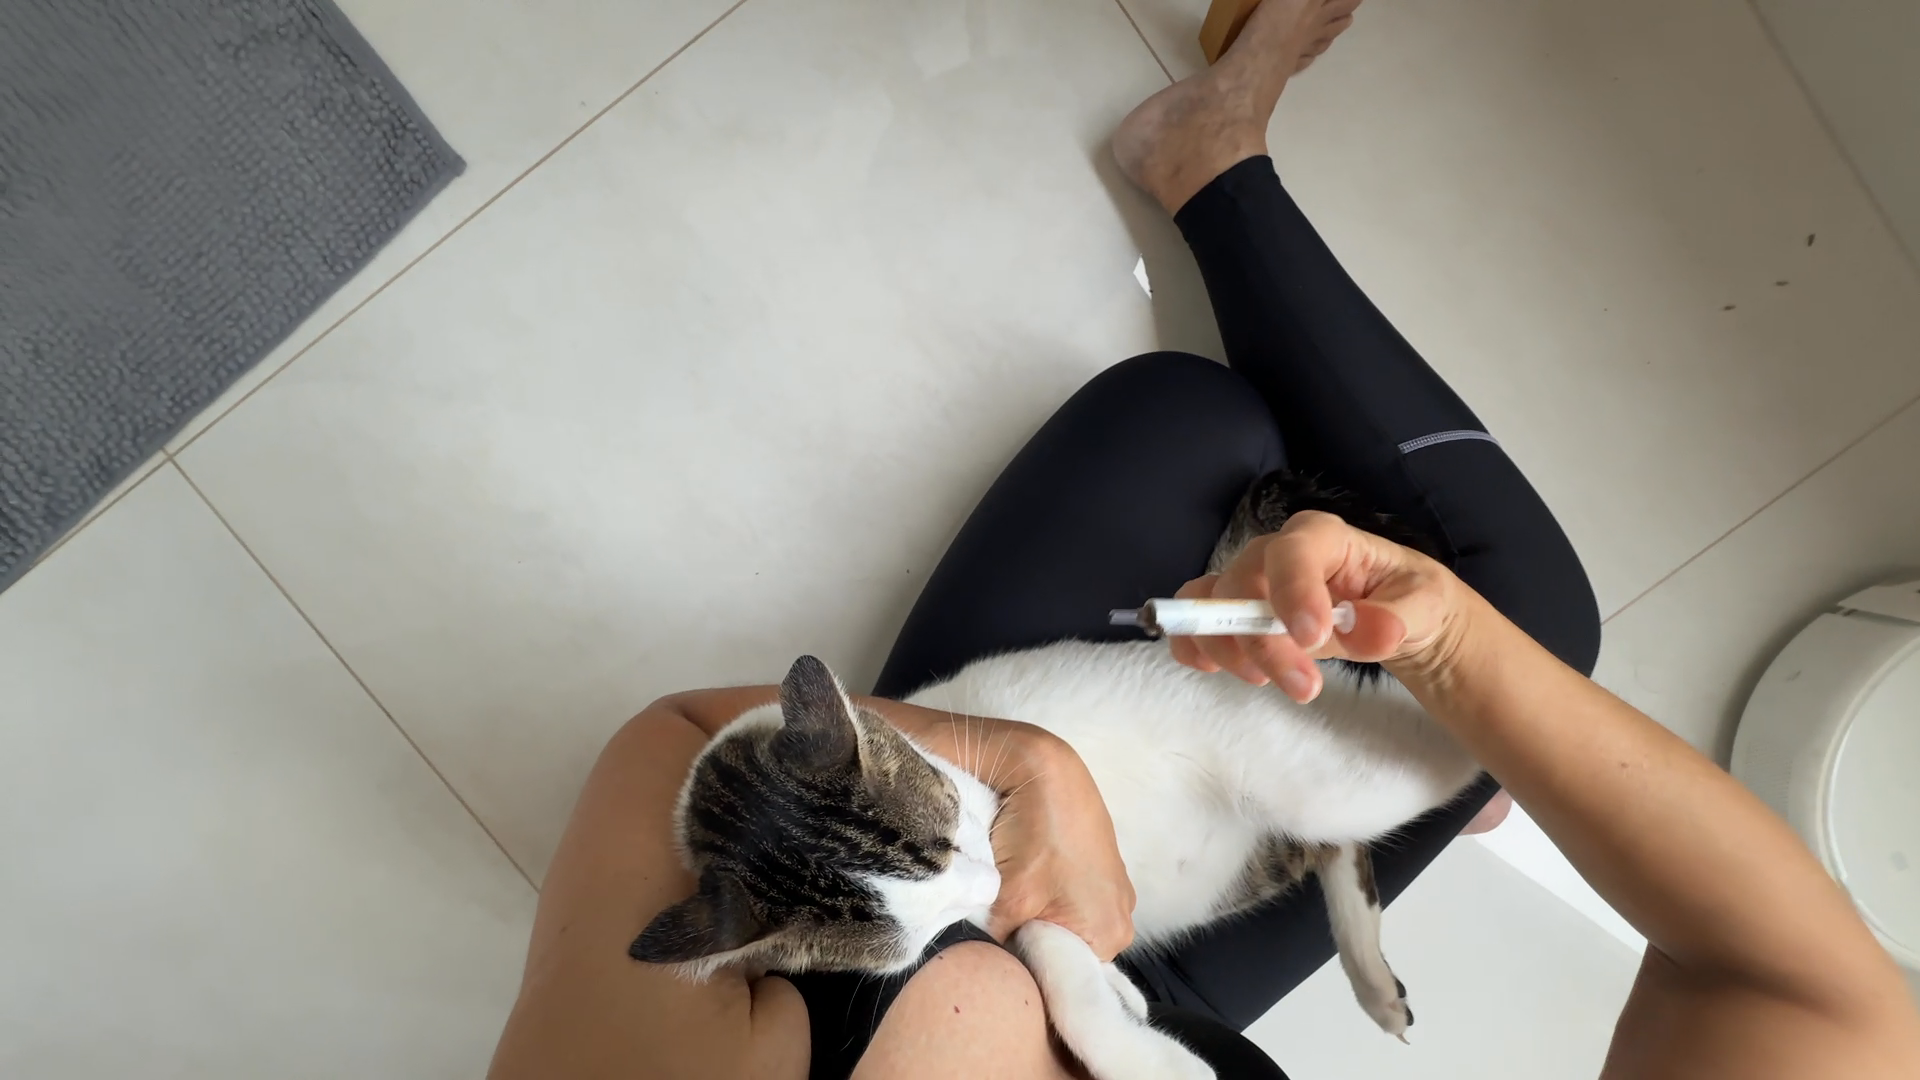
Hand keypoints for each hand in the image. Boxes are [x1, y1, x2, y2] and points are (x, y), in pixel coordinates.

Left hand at [981, 730, 1135, 961]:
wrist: (1047, 768)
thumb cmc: (1034, 833)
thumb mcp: (1008, 901)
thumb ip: (1005, 946)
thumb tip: (999, 961)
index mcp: (1109, 934)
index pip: (1069, 979)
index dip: (1033, 969)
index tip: (1006, 953)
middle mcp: (1122, 915)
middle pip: (1072, 950)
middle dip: (1037, 942)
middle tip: (1005, 923)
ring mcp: (1115, 886)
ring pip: (1070, 921)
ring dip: (1042, 914)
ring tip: (1015, 892)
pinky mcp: (1102, 863)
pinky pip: (1075, 895)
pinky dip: (1051, 891)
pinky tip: (1028, 871)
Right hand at [1169, 510, 1472, 701]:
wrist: (1396, 619)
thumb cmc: (1408, 601)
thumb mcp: (1425, 607)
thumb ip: (1397, 618)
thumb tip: (1368, 631)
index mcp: (1320, 537)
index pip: (1292, 551)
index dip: (1291, 589)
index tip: (1310, 638)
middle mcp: (1273, 554)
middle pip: (1242, 585)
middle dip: (1262, 639)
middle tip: (1303, 687)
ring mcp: (1248, 584)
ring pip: (1210, 604)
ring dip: (1226, 647)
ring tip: (1267, 682)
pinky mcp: (1235, 614)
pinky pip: (1196, 621)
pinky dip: (1192, 643)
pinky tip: (1209, 668)